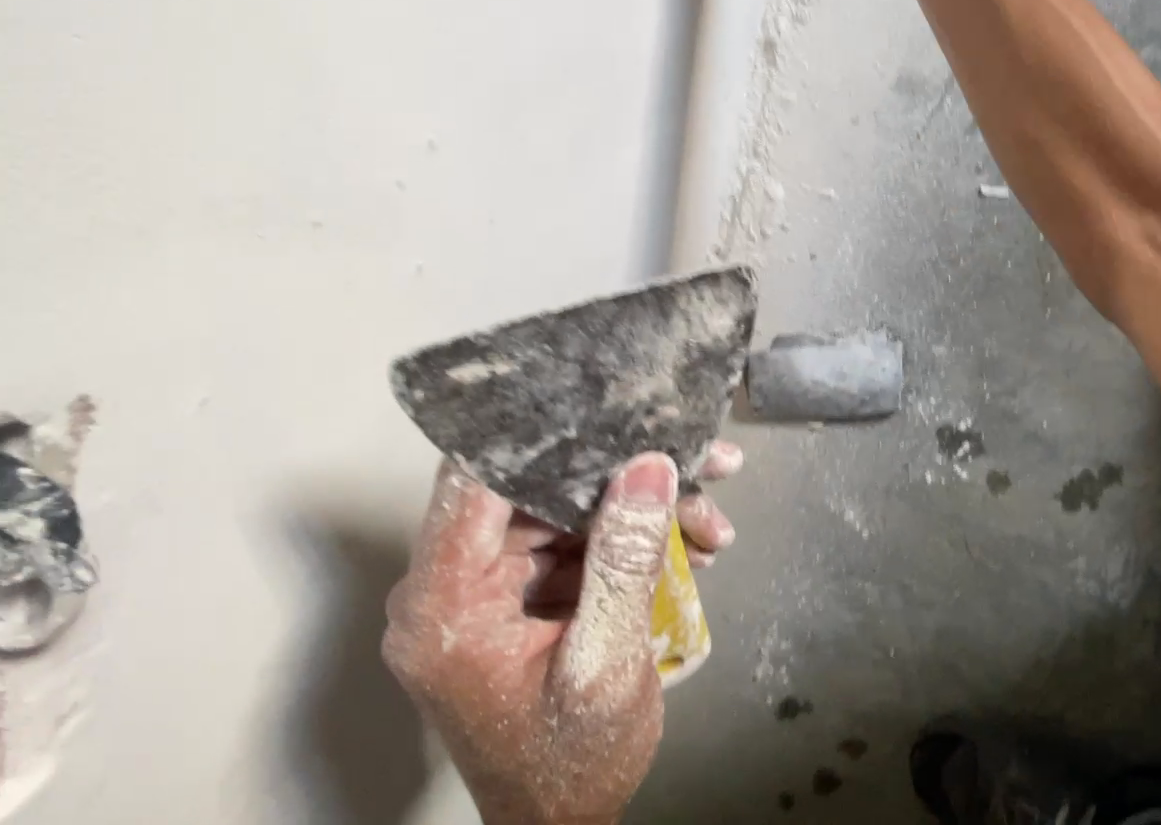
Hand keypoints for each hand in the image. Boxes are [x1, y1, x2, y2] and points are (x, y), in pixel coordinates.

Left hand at [383, 446, 743, 824]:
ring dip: (644, 513)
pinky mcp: (520, 597)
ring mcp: (488, 590)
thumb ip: (624, 562)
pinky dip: (633, 543)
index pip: (476, 480)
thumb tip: (649, 465)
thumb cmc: (573, 758)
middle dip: (629, 480)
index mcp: (445, 602)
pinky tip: (690, 550)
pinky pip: (576, 545)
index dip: (543, 434)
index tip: (619, 403)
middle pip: (539, 492)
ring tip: (714, 525)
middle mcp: (453, 584)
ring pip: (568, 513)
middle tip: (710, 468)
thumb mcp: (607, 661)